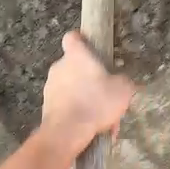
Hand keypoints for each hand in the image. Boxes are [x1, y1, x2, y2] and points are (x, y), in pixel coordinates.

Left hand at [39, 33, 135, 153]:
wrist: (67, 132)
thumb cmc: (95, 102)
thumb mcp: (122, 90)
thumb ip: (123, 81)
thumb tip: (121, 82)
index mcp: (76, 56)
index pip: (73, 36)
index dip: (82, 40)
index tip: (92, 48)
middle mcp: (59, 66)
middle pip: (75, 65)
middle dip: (90, 78)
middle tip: (105, 93)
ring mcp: (50, 86)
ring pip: (71, 88)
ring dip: (86, 98)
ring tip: (103, 118)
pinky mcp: (47, 105)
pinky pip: (66, 105)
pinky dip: (78, 113)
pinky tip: (92, 128)